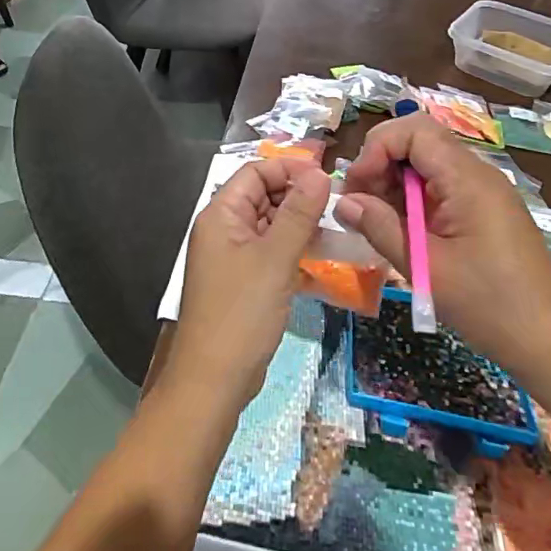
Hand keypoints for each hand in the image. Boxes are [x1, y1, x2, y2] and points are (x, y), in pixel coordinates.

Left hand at [170, 159, 330, 405]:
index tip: (327, 178)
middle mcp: (223, 230)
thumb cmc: (241, 312)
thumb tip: (318, 173)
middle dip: (298, 198)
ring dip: (300, 227)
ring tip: (336, 231)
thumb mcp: (275, 258)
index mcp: (221, 215)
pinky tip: (322, 260)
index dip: (289, 170)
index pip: (255, 173)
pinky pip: (271, 254)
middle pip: (263, 197)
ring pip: (270, 227)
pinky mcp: (244, 282)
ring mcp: (232, 258)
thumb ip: (298, 213)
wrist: (213, 380)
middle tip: (337, 207)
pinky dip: (294, 253)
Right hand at [336, 114, 550, 387]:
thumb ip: (380, 227)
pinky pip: (441, 186)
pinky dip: (413, 199)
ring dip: (394, 183)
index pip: (414, 130)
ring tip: (375, 221)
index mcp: (467, 179)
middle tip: (360, 205)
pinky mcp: (485, 210)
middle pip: (419, 141)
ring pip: (427, 163)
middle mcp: (477, 174)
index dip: (377, 149)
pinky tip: (401, 230)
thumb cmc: (488, 304)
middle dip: (381, 164)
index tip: (357, 188)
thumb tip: (342, 202)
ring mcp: (484, 191)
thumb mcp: (425, 267)